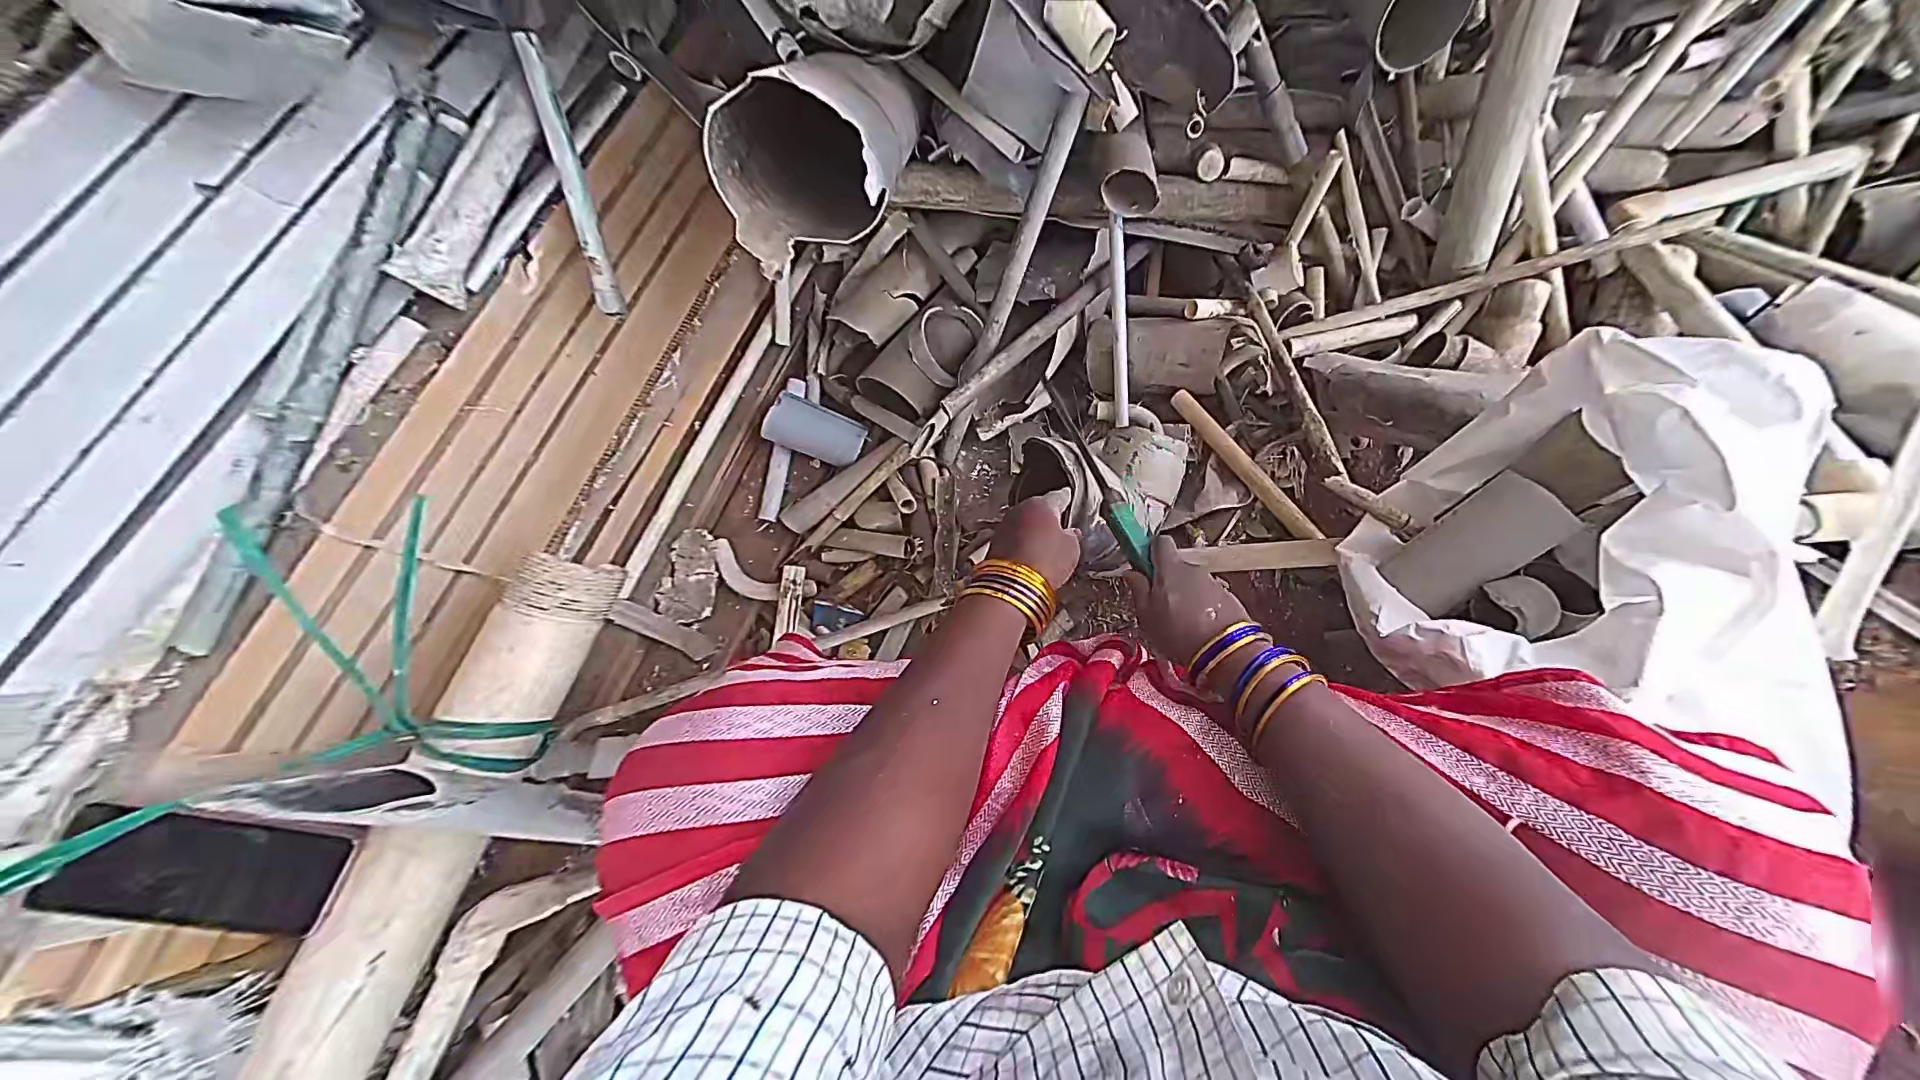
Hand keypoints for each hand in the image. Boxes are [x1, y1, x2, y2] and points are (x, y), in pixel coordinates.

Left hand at [988, 495, 1080, 589]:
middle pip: (1037, 510)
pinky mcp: (993, 543)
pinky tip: (1028, 556)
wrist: (1012, 584)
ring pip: (1022, 523)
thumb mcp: (1071, 549)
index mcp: (1042, 504)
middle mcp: (1020, 509)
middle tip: (1058, 531)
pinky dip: (1019, 544)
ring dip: (1031, 532)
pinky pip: (1012, 539)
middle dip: (1046, 519)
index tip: (1068, 499)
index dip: (1066, 500)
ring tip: (1043, 548)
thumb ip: (1072, 536)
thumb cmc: (1043, 563)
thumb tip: (1070, 534)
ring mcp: (1004, 525)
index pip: (1058, 497)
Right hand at [1124, 535, 1251, 668]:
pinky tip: (1197, 627)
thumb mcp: (1146, 614)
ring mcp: (1213, 582)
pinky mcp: (1228, 597)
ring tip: (1180, 622)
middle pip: (1176, 566)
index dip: (1151, 552)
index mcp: (1170, 568)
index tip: (1144, 569)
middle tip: (1159, 605)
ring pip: (1192, 582)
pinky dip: (1201, 606)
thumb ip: (1138, 589)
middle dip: (1167, 580)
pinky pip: (1207, 596)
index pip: (1160, 542)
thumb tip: (1132, 573)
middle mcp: (1193, 568)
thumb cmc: (1177, 632)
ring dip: (1185, 595)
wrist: (1224, 651)